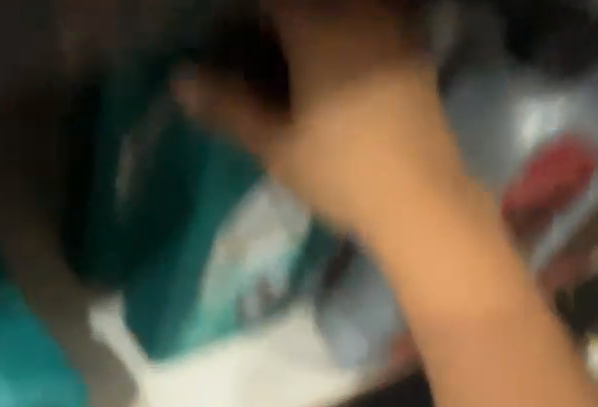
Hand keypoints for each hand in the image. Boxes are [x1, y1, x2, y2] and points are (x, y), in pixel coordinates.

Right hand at [175, 0, 480, 239]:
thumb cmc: (338, 170)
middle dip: (272, 27)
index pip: (268, 4)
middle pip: (302, 7)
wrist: (417, 196)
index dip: (237, 24)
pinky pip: (366, 24)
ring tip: (283, 71)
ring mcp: (392, 25)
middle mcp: (360, 10)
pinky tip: (323, 77)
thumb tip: (181, 81)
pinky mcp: (410, 48)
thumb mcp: (274, 144)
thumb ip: (227, 106)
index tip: (220, 53)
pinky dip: (337, 39)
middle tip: (247, 65)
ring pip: (338, 14)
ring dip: (306, 32)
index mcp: (320, 24)